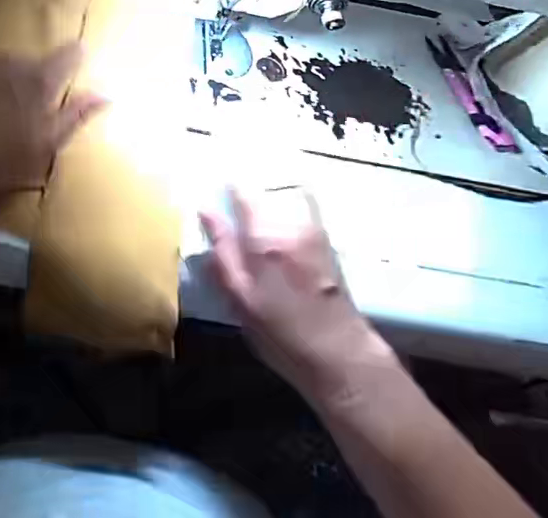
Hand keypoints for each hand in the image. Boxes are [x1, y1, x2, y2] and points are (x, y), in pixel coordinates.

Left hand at [0, 44, 107, 226]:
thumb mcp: (46, 146)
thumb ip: (75, 116)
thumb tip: (105, 93)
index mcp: (40, 79)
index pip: (69, 54)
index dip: (76, 56)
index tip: (79, 61)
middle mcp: (13, 62)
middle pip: (36, 62)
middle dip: (39, 78)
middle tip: (34, 108)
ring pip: (8, 67)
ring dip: (12, 81)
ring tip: (4, 111)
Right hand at [201, 189, 396, 405]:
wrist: (341, 355)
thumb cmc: (281, 332)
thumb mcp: (240, 298)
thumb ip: (222, 250)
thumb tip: (206, 210)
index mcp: (265, 236)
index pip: (241, 193)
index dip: (226, 194)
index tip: (218, 206)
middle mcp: (291, 224)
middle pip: (262, 197)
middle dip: (247, 207)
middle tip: (237, 236)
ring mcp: (313, 231)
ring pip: (281, 208)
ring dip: (267, 217)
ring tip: (260, 250)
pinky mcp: (327, 243)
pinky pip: (297, 220)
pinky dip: (285, 226)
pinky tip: (282, 256)